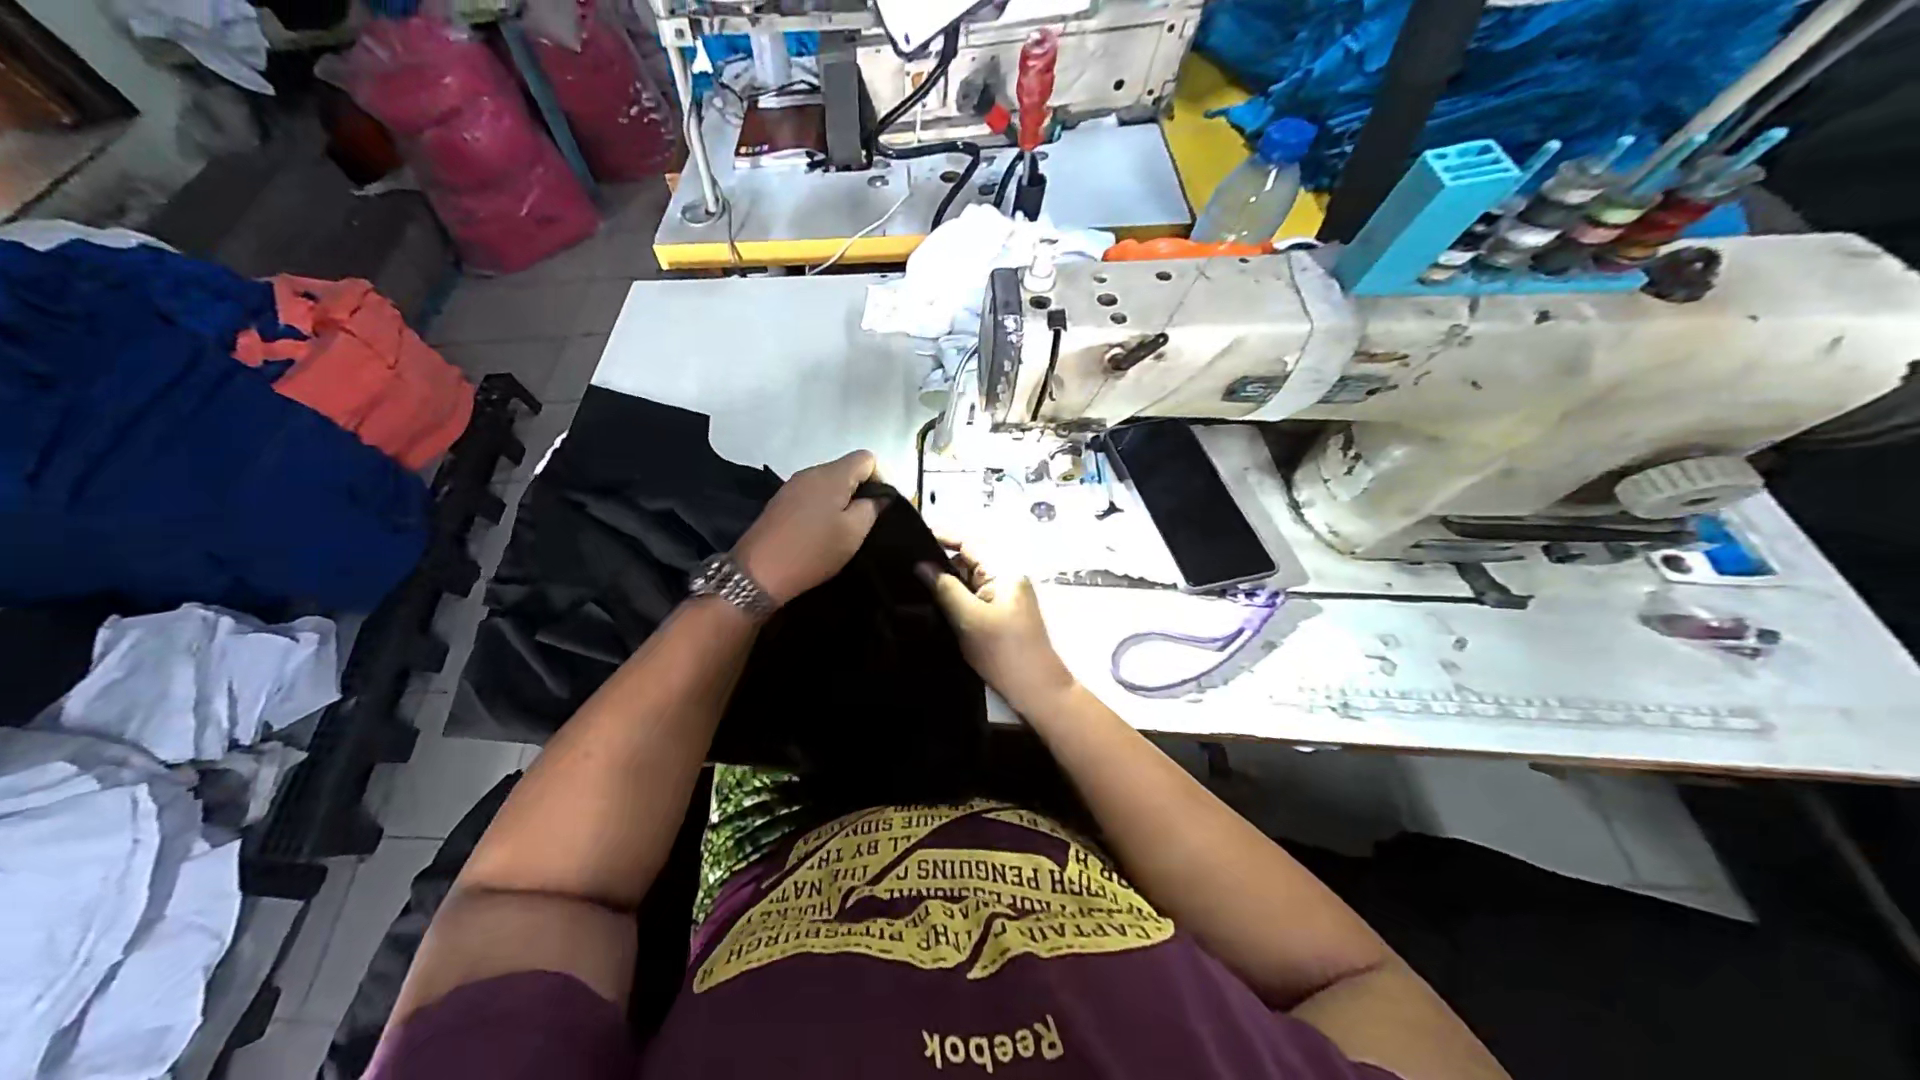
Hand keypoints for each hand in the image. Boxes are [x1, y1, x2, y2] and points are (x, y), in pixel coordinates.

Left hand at [734, 450, 881, 604]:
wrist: (758, 573)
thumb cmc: (813, 550)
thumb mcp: (854, 532)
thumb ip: (872, 507)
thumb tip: (880, 495)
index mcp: (832, 474)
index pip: (867, 458)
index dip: (882, 477)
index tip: (883, 505)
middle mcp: (811, 472)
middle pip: (846, 469)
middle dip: (862, 490)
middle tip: (868, 521)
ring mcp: (792, 486)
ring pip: (829, 483)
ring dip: (842, 500)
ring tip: (846, 529)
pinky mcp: (781, 502)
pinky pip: (812, 495)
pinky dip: (824, 508)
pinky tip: (823, 532)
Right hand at [919, 539, 1076, 715]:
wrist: (1036, 689)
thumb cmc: (1003, 651)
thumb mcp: (968, 617)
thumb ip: (944, 588)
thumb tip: (922, 565)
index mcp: (1004, 572)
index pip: (968, 543)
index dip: (941, 538)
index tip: (910, 540)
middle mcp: (1005, 579)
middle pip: (967, 562)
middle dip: (939, 565)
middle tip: (904, 571)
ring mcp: (1003, 599)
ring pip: (967, 583)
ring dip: (946, 586)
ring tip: (913, 589)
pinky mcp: (999, 617)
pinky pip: (972, 600)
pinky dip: (955, 602)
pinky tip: (933, 609)